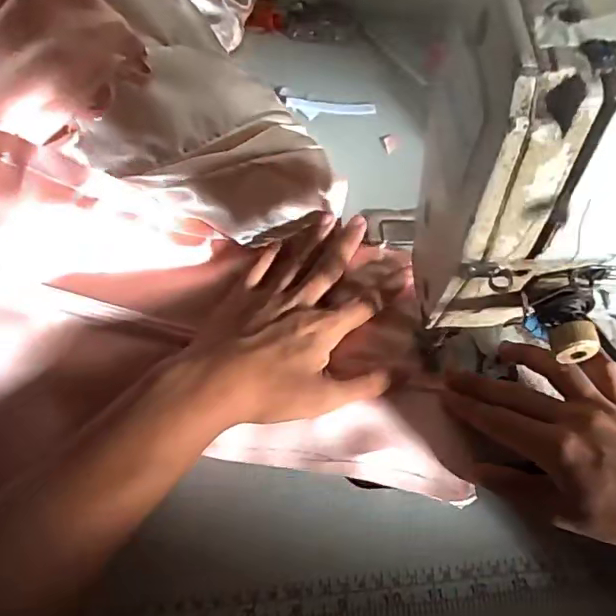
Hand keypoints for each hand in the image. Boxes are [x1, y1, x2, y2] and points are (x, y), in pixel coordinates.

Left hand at [173, 212, 400, 426]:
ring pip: (297, 261)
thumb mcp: (323, 399)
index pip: (363, 305)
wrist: (211, 384)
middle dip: (348, 245)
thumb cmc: (270, 394)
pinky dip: (272, 252)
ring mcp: (269, 295)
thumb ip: (363, 386)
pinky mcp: (241, 295)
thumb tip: (397, 374)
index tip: (404, 272)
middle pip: (329, 269)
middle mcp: (301, 303)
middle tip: (361, 221)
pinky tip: (281, 240)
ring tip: (328, 217)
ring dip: (314, 238)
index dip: (386, 290)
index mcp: (323, 328)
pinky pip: (261, 267)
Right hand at [442, 342, 615, 556]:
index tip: (446, 395)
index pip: (501, 422)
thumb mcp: (563, 515)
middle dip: (481, 383)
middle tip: (454, 373)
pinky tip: (571, 352)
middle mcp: (575, 415)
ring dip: (527, 354)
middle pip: (518, 393)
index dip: (470, 408)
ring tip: (504, 350)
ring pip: (556, 368)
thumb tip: (479, 469)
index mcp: (557, 448)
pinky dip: (583, 356)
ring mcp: (602, 403)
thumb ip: (518, 489)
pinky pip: (601, 369)